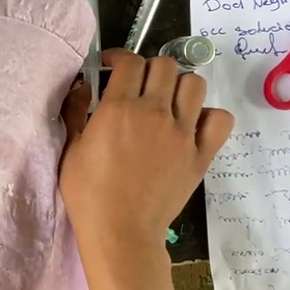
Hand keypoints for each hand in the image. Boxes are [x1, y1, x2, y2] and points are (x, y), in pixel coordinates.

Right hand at [60, 50, 233, 249]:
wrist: (120, 231)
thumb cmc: (87, 192)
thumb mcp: (70, 148)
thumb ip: (75, 111)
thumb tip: (84, 85)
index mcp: (118, 108)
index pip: (129, 61)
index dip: (119, 58)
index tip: (111, 68)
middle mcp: (154, 113)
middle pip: (165, 66)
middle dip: (149, 70)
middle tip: (138, 86)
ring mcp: (182, 133)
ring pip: (194, 84)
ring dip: (179, 87)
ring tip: (166, 102)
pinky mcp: (200, 154)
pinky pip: (219, 119)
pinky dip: (207, 115)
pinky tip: (190, 125)